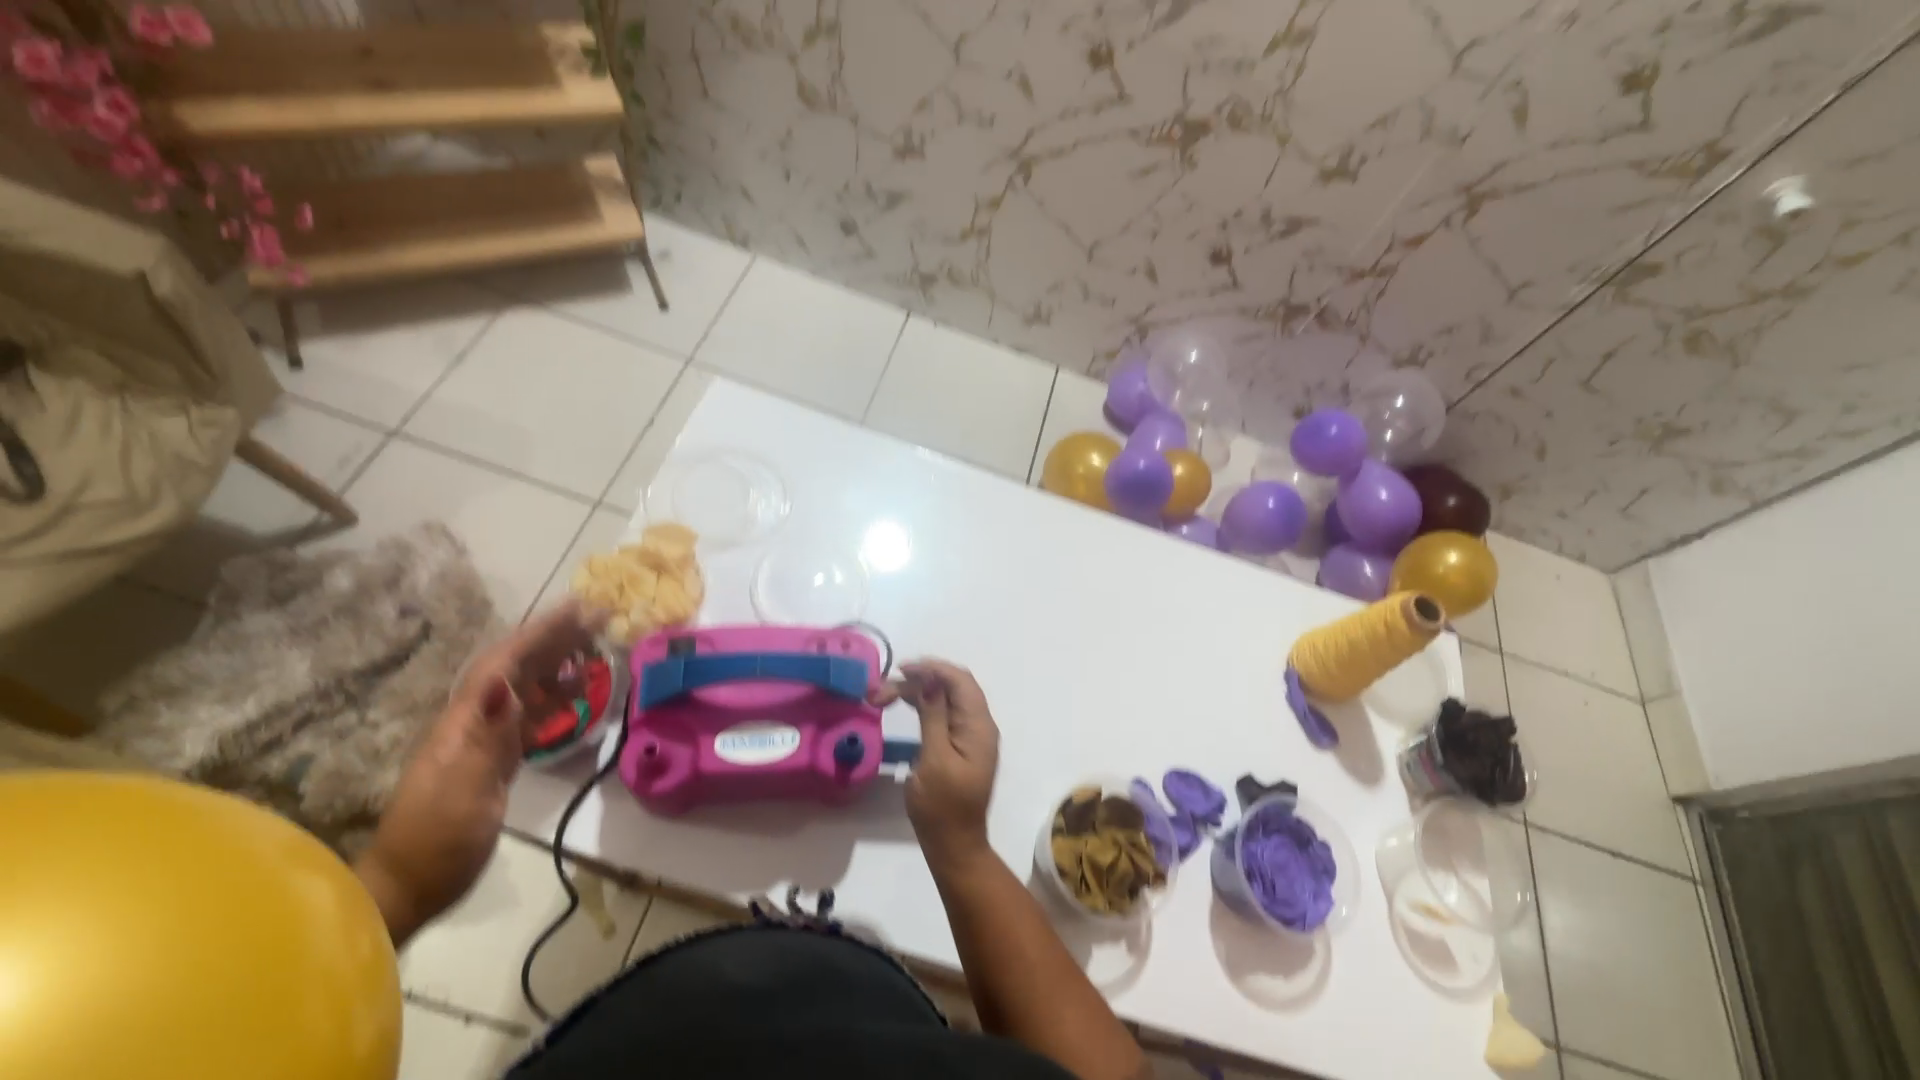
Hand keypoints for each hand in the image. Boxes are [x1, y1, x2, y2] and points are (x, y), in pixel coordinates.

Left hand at [355, 600, 605, 944]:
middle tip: (597, 615)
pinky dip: (554, 698)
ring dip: (556, 662)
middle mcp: (472, 721)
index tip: (578, 607)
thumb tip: (502, 686)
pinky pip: (529, 715)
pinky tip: (575, 694)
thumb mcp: (465, 788)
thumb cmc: (438, 838)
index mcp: (463, 721)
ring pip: (524, 687)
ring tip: (593, 645)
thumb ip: (487, 736)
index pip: (505, 664)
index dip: (540, 632)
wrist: (409, 884)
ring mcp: (481, 740)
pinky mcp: (493, 761)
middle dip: (553, 638)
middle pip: (515, 667)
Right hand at [872, 660, 999, 864]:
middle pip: (952, 687)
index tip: (900, 669)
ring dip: (916, 692)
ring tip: (881, 696)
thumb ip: (934, 717)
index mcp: (979, 726)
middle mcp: (979, 725)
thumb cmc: (941, 806)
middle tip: (883, 687)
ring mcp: (970, 736)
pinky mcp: (959, 745)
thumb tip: (930, 682)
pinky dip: (923, 706)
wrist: (953, 844)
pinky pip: (944, 714)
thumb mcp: (934, 759)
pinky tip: (903, 705)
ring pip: (945, 699)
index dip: (932, 669)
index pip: (960, 681)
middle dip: (919, 679)